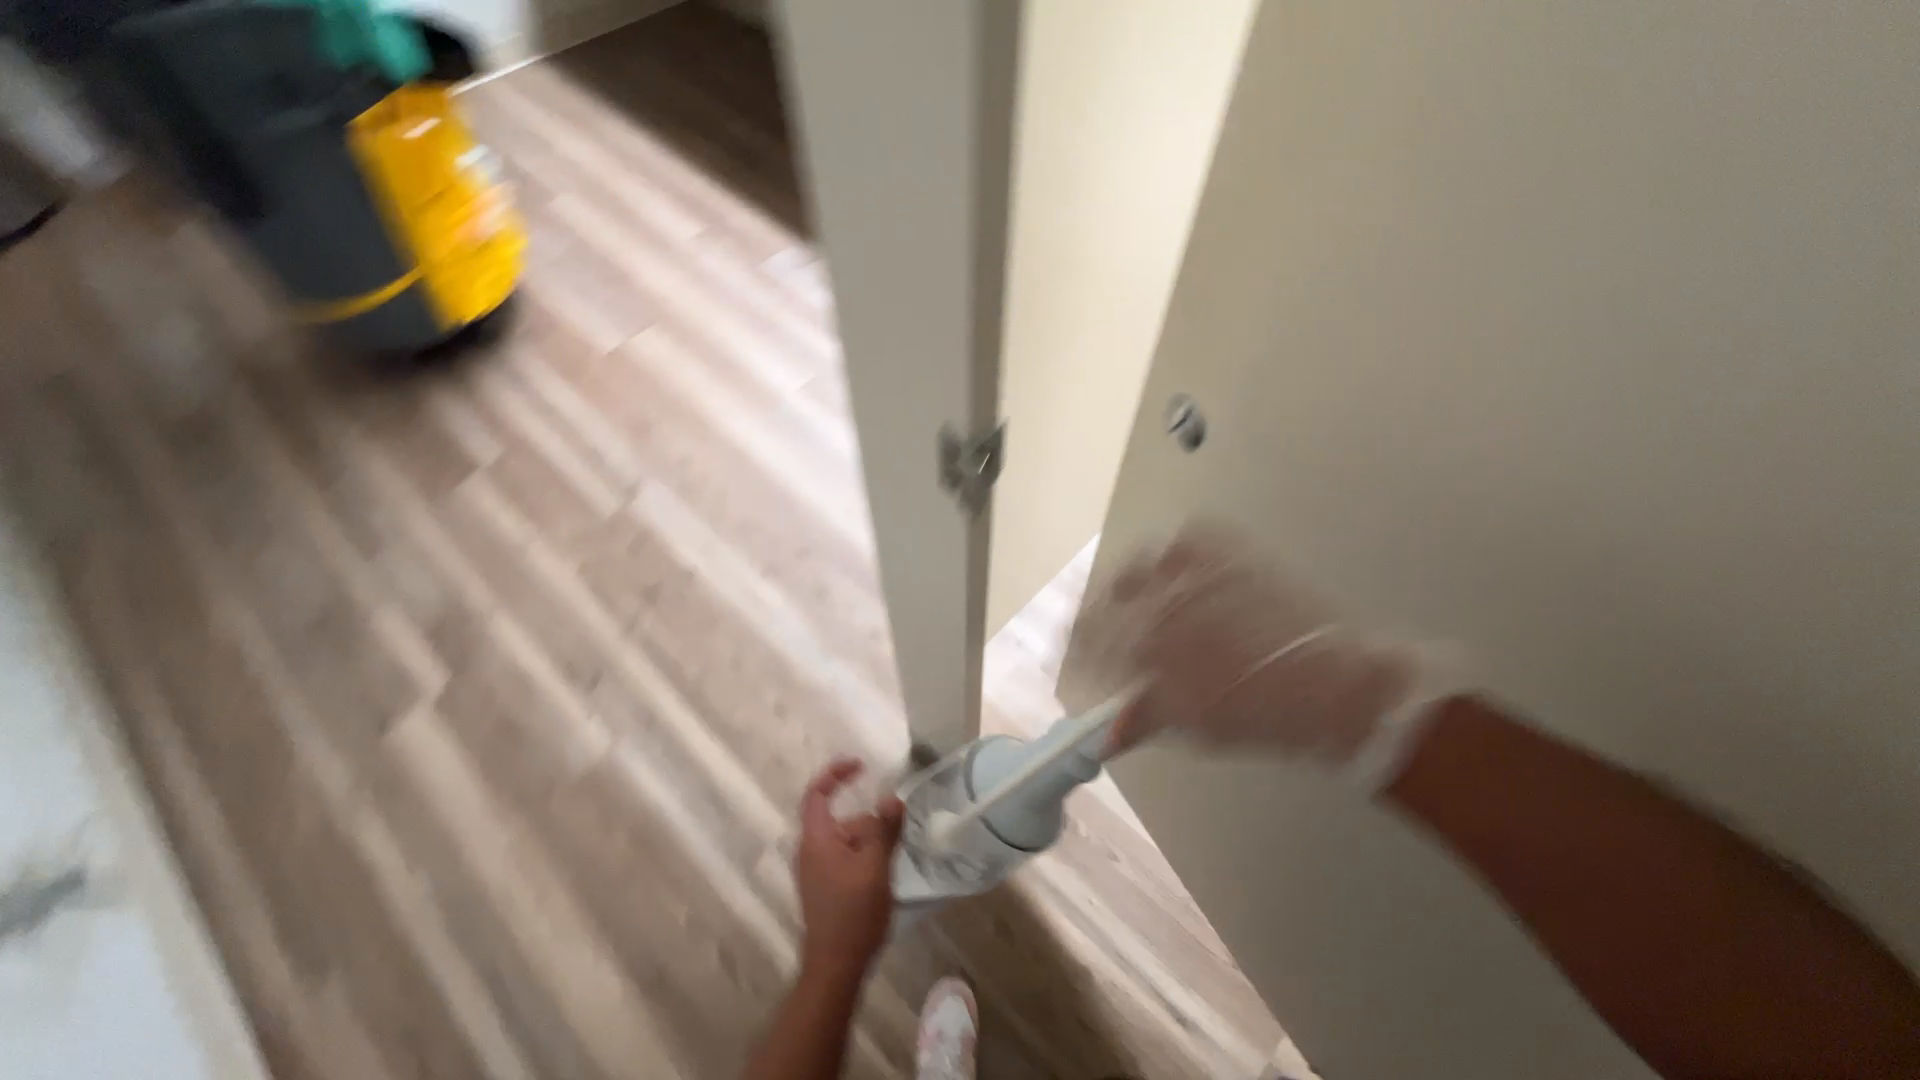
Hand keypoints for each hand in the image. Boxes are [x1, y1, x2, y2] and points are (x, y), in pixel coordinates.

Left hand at [793, 759, 904, 980]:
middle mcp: (809, 850)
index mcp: (816, 838)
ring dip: (869, 844)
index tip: (861, 766)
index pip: (817, 793)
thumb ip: (883, 829)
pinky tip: (881, 878)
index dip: (836, 774)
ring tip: (890, 864)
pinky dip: (864, 858)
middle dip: (868, 823)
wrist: (835, 965)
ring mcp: (814, 872)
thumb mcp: (876, 866)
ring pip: (845, 842)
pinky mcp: (823, 889)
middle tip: (893, 837)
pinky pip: (845, 859)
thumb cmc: (854, 912)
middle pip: (839, 819)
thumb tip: (890, 797)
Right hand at [1080, 524, 1448, 785]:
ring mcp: (1199, 570)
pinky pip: (1188, 542)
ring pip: (1142, 564)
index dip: (1078, 651)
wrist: (1333, 685)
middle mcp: (1164, 596)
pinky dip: (1175, 554)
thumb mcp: (1190, 724)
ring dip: (1130, 584)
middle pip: (1109, 596)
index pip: (1091, 638)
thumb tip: (1107, 736)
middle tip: (1103, 634)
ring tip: (1136, 602)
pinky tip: (1177, 573)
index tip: (1076, 661)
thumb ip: (1140, 719)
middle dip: (1098, 615)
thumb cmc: (1258, 713)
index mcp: (1147, 640)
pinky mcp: (1232, 553)